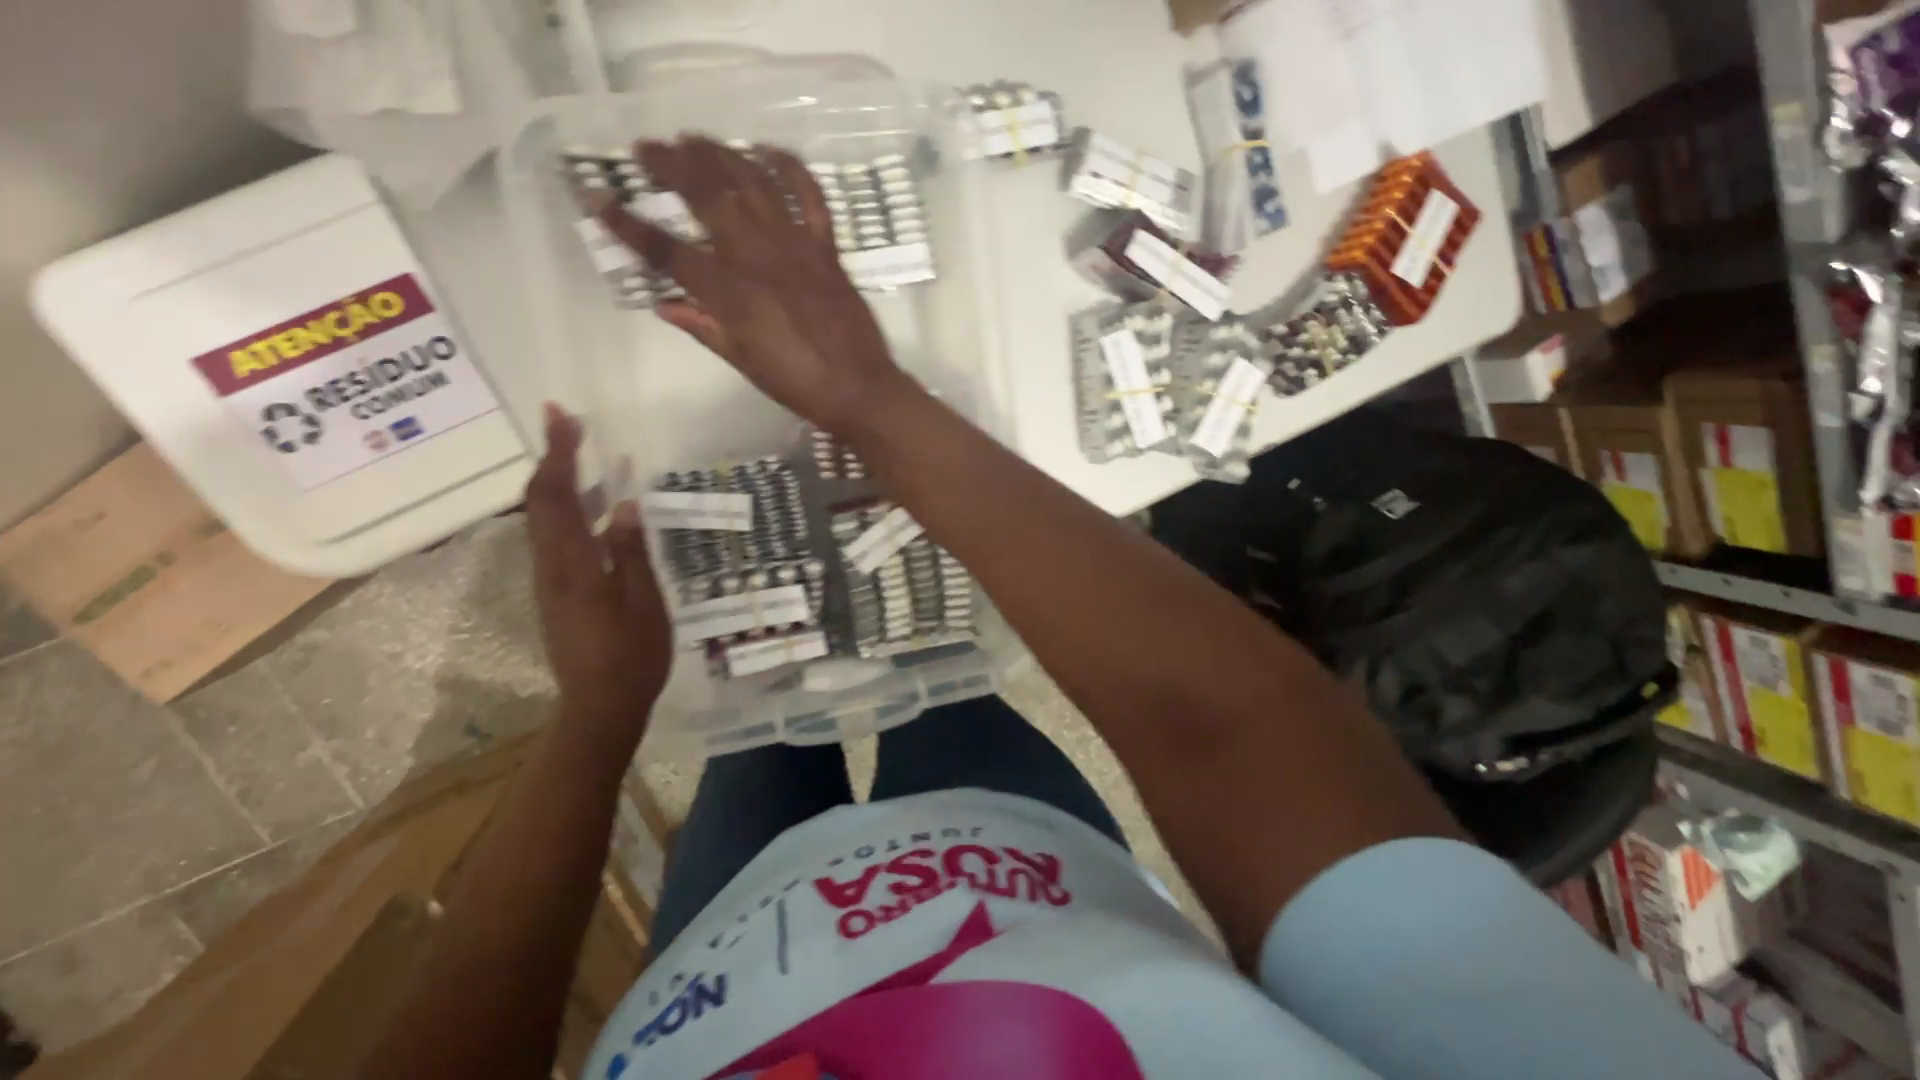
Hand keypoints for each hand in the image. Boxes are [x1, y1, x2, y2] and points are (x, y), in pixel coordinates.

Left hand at [525, 404, 671, 722]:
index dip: (557, 452)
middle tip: (570, 424)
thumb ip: (631, 552)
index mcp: (572, 563)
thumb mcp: (643, 602)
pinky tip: (599, 512)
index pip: (555, 494)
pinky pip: (554, 538)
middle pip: (538, 500)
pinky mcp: (555, 594)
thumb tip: (626, 505)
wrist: (599, 706)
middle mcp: (550, 565)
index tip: (562, 415)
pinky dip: (568, 511)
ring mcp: (549, 580)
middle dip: (551, 457)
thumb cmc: (631, 655)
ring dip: (558, 482)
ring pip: (542, 518)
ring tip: (586, 459)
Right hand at [595, 135, 920, 432]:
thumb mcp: (742, 361)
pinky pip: (810, 196)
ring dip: (720, 155)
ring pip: (753, 184)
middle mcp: (759, 258)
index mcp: (731, 293)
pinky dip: (790, 168)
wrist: (859, 388)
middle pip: (708, 197)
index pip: (668, 251)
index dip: (629, 225)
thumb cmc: (797, 384)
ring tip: (694, 139)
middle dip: (672, 166)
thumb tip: (663, 303)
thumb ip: (703, 327)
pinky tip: (767, 150)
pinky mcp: (826, 247)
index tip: (597, 198)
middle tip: (647, 147)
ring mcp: (796, 246)